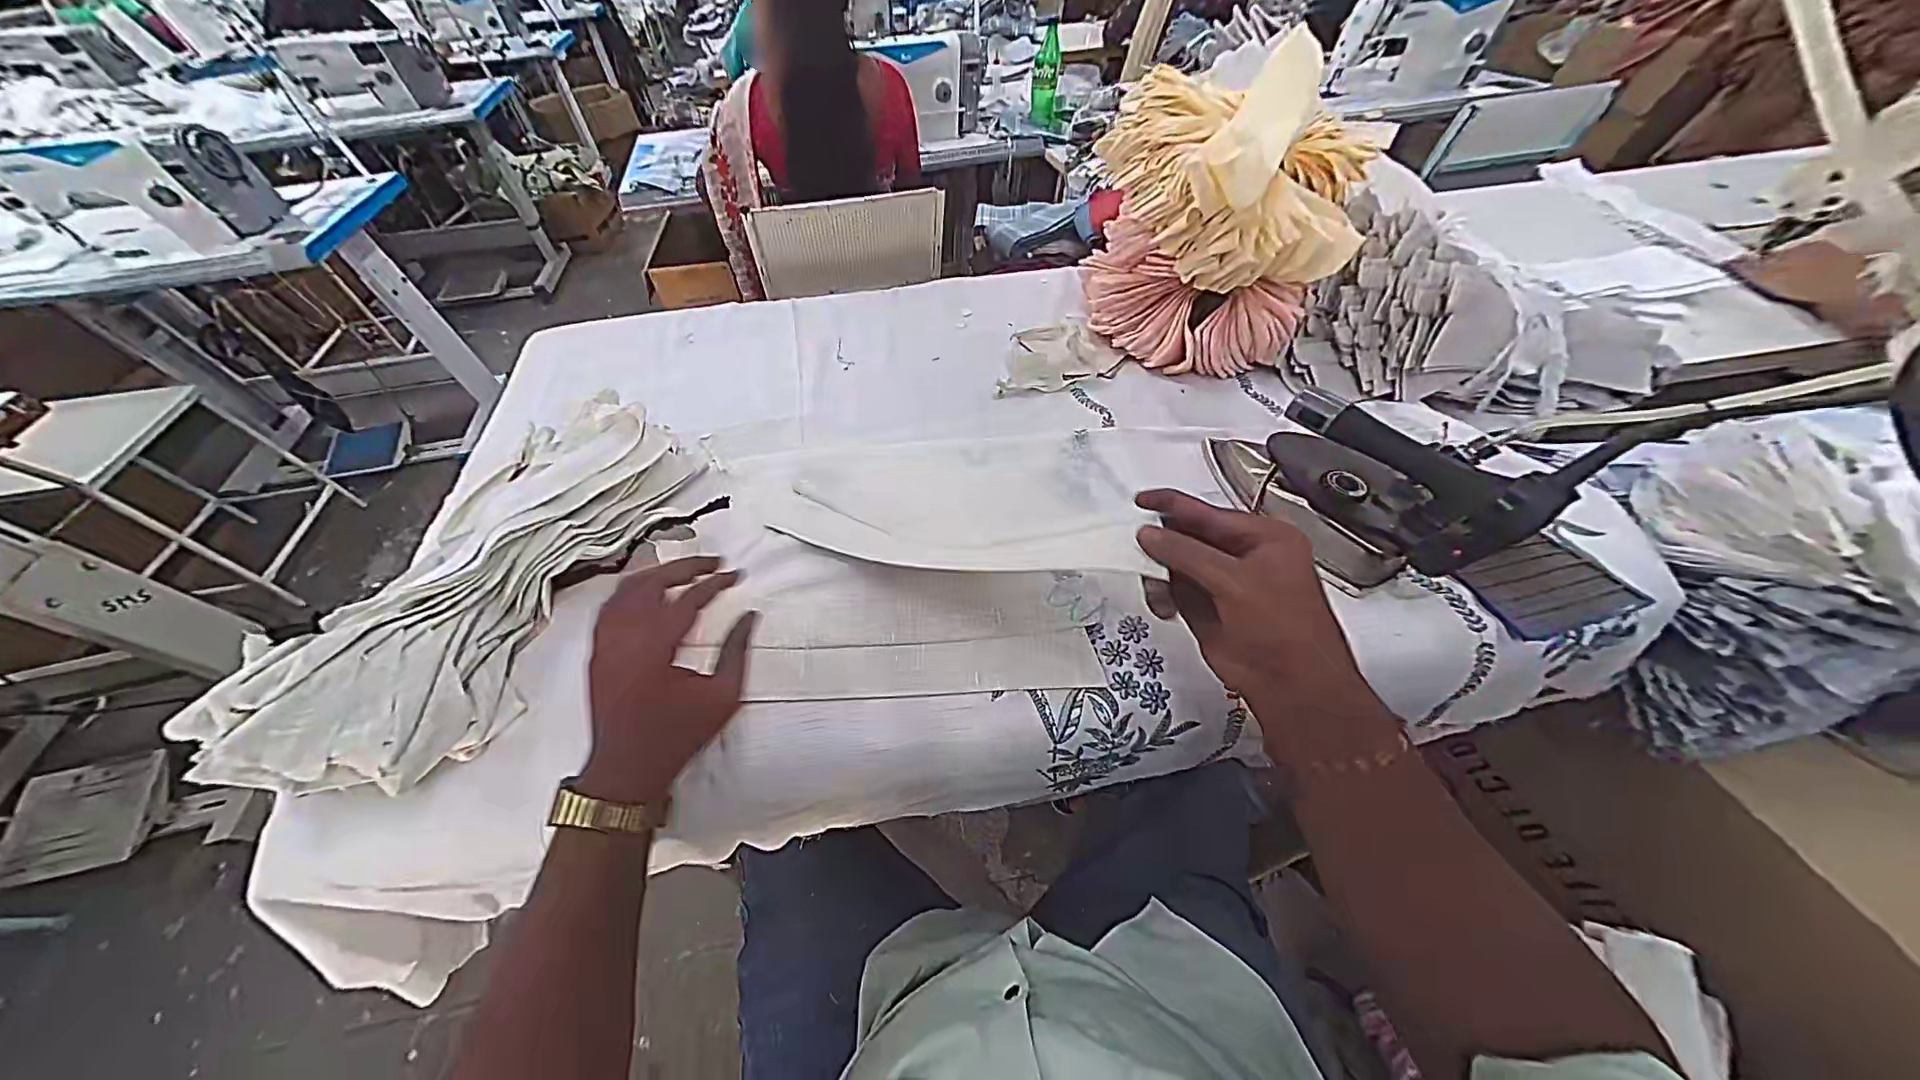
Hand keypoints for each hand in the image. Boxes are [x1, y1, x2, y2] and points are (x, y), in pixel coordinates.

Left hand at [577, 556, 756, 805]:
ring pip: (626, 590)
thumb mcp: (722, 697)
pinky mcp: (596, 652)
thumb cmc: (674, 736)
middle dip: (684, 566)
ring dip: (657, 575)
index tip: (734, 576)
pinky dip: (632, 591)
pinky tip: (649, 592)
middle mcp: (623, 640)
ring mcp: (604, 645)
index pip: (687, 599)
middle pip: (651, 583)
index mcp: (655, 649)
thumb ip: (737, 651)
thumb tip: (748, 618)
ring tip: (685, 571)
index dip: (714, 583)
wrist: (627, 768)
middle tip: (712, 564)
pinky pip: (610, 607)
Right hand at [1134, 489, 1384, 732]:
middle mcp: (1244, 558)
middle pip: (1190, 538)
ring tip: (1156, 584)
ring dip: (1161, 573)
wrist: (1291, 685)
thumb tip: (1153, 535)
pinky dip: (1163, 596)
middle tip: (1139, 543)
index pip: (1210, 513)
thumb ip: (1187, 553)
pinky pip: (1175, 592)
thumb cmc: (1288, 633)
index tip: (1144, 500)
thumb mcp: (1233, 581)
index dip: (1174, 506)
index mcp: (1264, 539)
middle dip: (1164, 544)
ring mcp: (1225, 584)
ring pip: (1178, 566)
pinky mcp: (1209, 609)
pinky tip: (1164, 605)